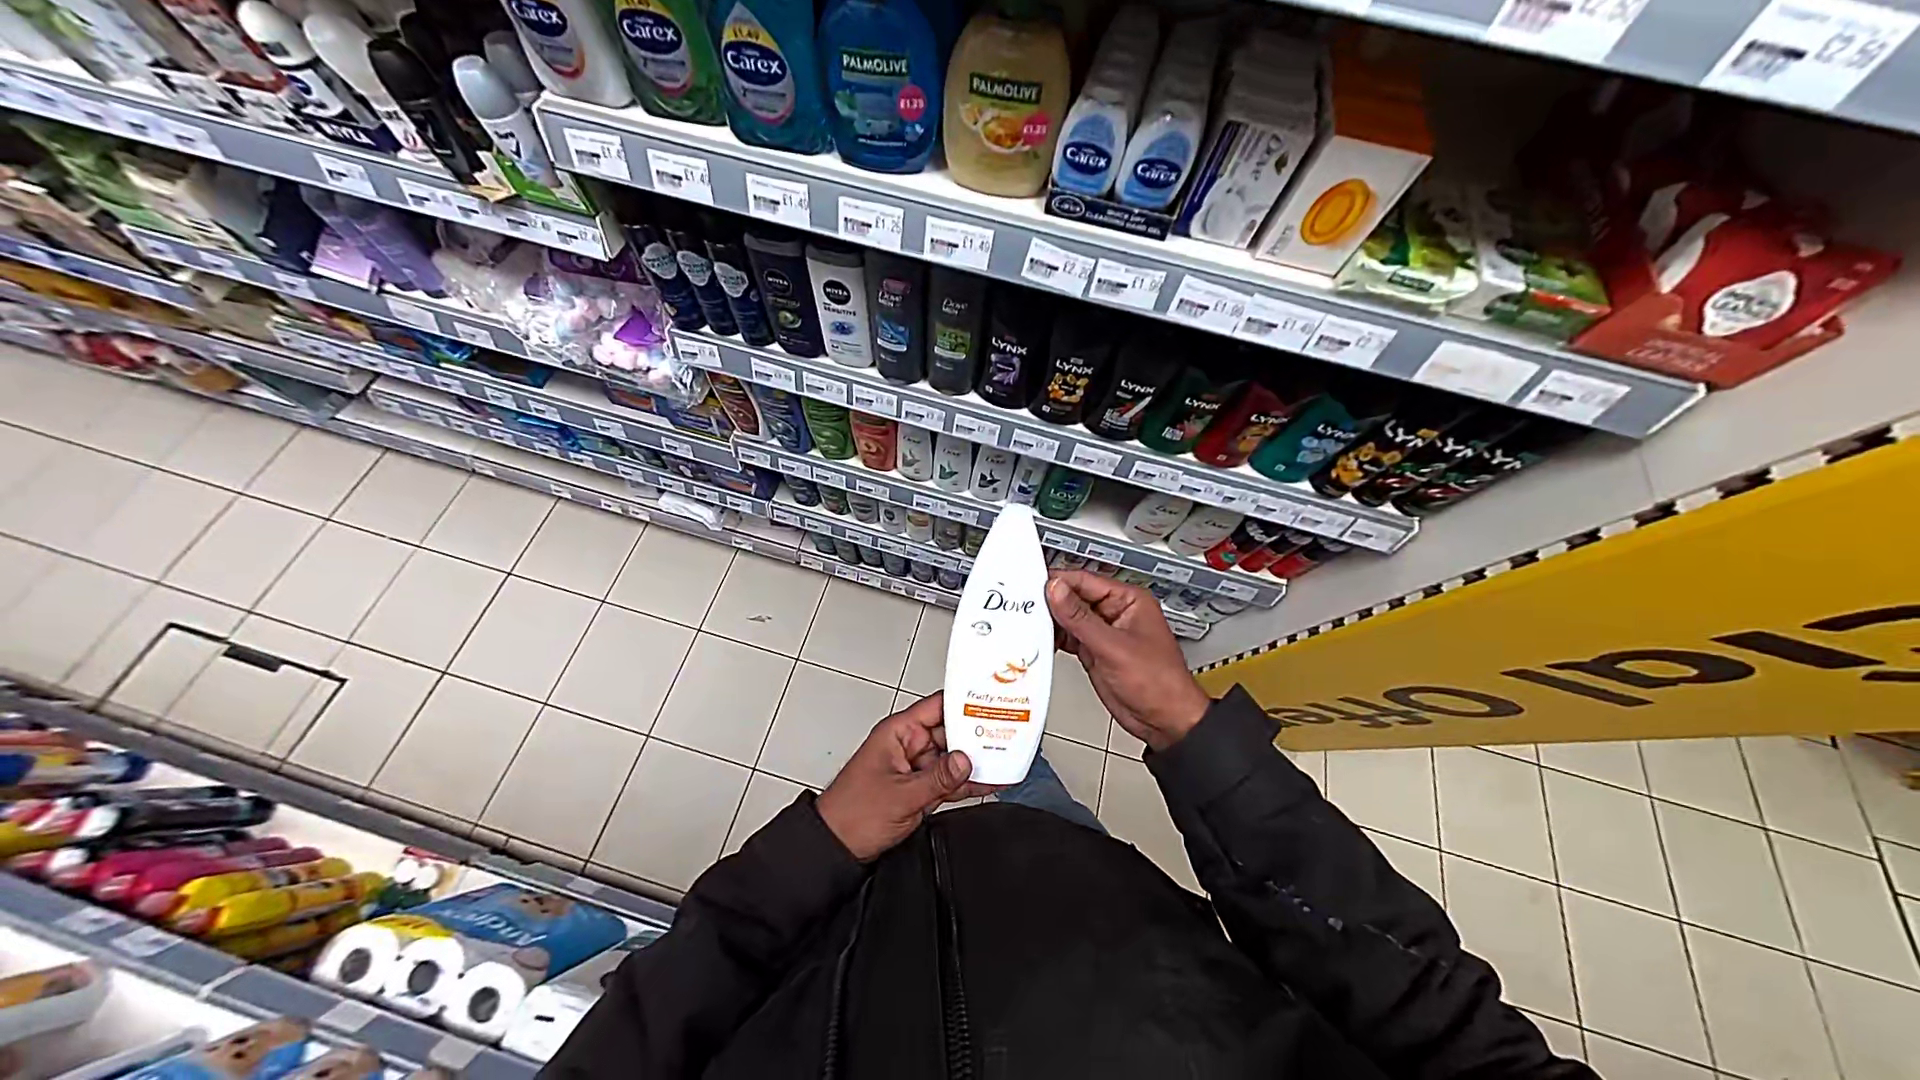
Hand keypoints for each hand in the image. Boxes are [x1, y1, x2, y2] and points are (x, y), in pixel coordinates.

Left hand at [815, 692, 998, 861]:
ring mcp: (915, 767)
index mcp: (898, 733)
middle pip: (950, 732)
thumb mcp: (900, 795)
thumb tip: (965, 760)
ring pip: (953, 757)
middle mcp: (908, 745)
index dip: (963, 702)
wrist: (836, 846)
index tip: (988, 701)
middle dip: (976, 734)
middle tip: (1006, 734)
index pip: (937, 707)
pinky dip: (967, 782)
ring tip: (1005, 758)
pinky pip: (949, 779)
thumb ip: (937, 777)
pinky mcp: (919, 788)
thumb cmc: (851, 814)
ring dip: (975, 761)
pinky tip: (989, 781)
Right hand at [1047, 571, 1210, 752]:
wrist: (1165, 722)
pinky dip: (1055, 640)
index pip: (1085, 581)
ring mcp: (1103, 633)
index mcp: (1128, 601)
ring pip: (1069, 618)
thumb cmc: (1160, 683)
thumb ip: (1080, 618)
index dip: (1058, 582)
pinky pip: (1069, 638)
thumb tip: (1057, 590)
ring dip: (1051, 622)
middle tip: (1025, 606)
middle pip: (1074, 598)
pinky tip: (1043, 642)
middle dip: (1051, 603)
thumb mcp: (1113, 646)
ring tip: (1031, 625)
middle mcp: (1115, 613)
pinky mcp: (1094, 652)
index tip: (1032, 586)